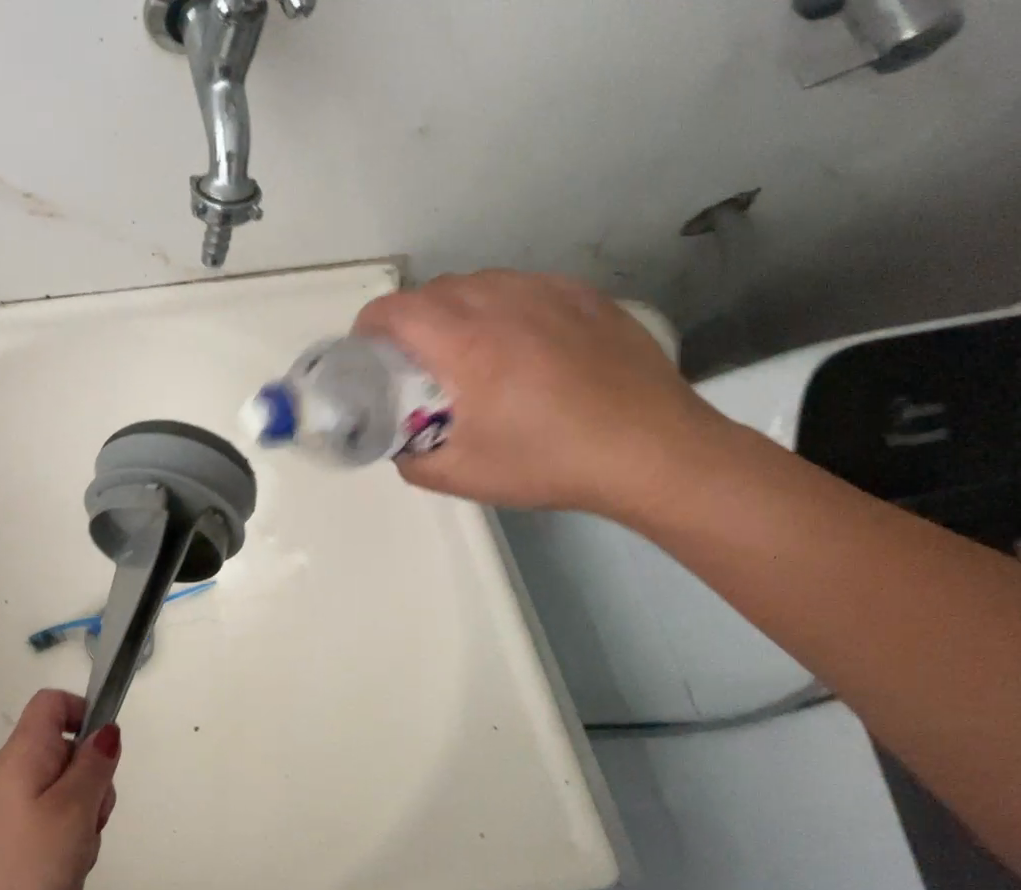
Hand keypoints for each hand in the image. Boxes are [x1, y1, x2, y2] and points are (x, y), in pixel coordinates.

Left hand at [0, 690, 120, 889]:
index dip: (85, 715)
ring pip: (68, 807)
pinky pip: (52, 839)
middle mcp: (18, 772)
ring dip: (80, 841)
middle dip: (93, 799)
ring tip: (67, 872)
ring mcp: (13, 808)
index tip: (105, 756)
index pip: (55, 703)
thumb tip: (107, 731)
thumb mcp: (73, 810)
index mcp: (28, 751)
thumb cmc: (22, 859)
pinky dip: (62, 863)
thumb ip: (95, 766)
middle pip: (72, 761)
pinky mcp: (11, 841)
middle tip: (86, 828)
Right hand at [354, 270, 733, 515]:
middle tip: (412, 356)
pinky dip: (504, 303)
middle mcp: (504, 305)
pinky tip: (518, 339)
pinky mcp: (587, 298)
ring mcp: (551, 295)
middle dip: (410, 317)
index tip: (366, 349)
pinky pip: (526, 285)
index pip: (396, 310)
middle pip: (435, 290)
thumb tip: (401, 448)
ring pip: (482, 281)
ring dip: (456, 306)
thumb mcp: (463, 476)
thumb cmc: (550, 463)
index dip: (369, 325)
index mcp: (467, 345)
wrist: (654, 452)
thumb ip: (414, 460)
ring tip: (464, 344)